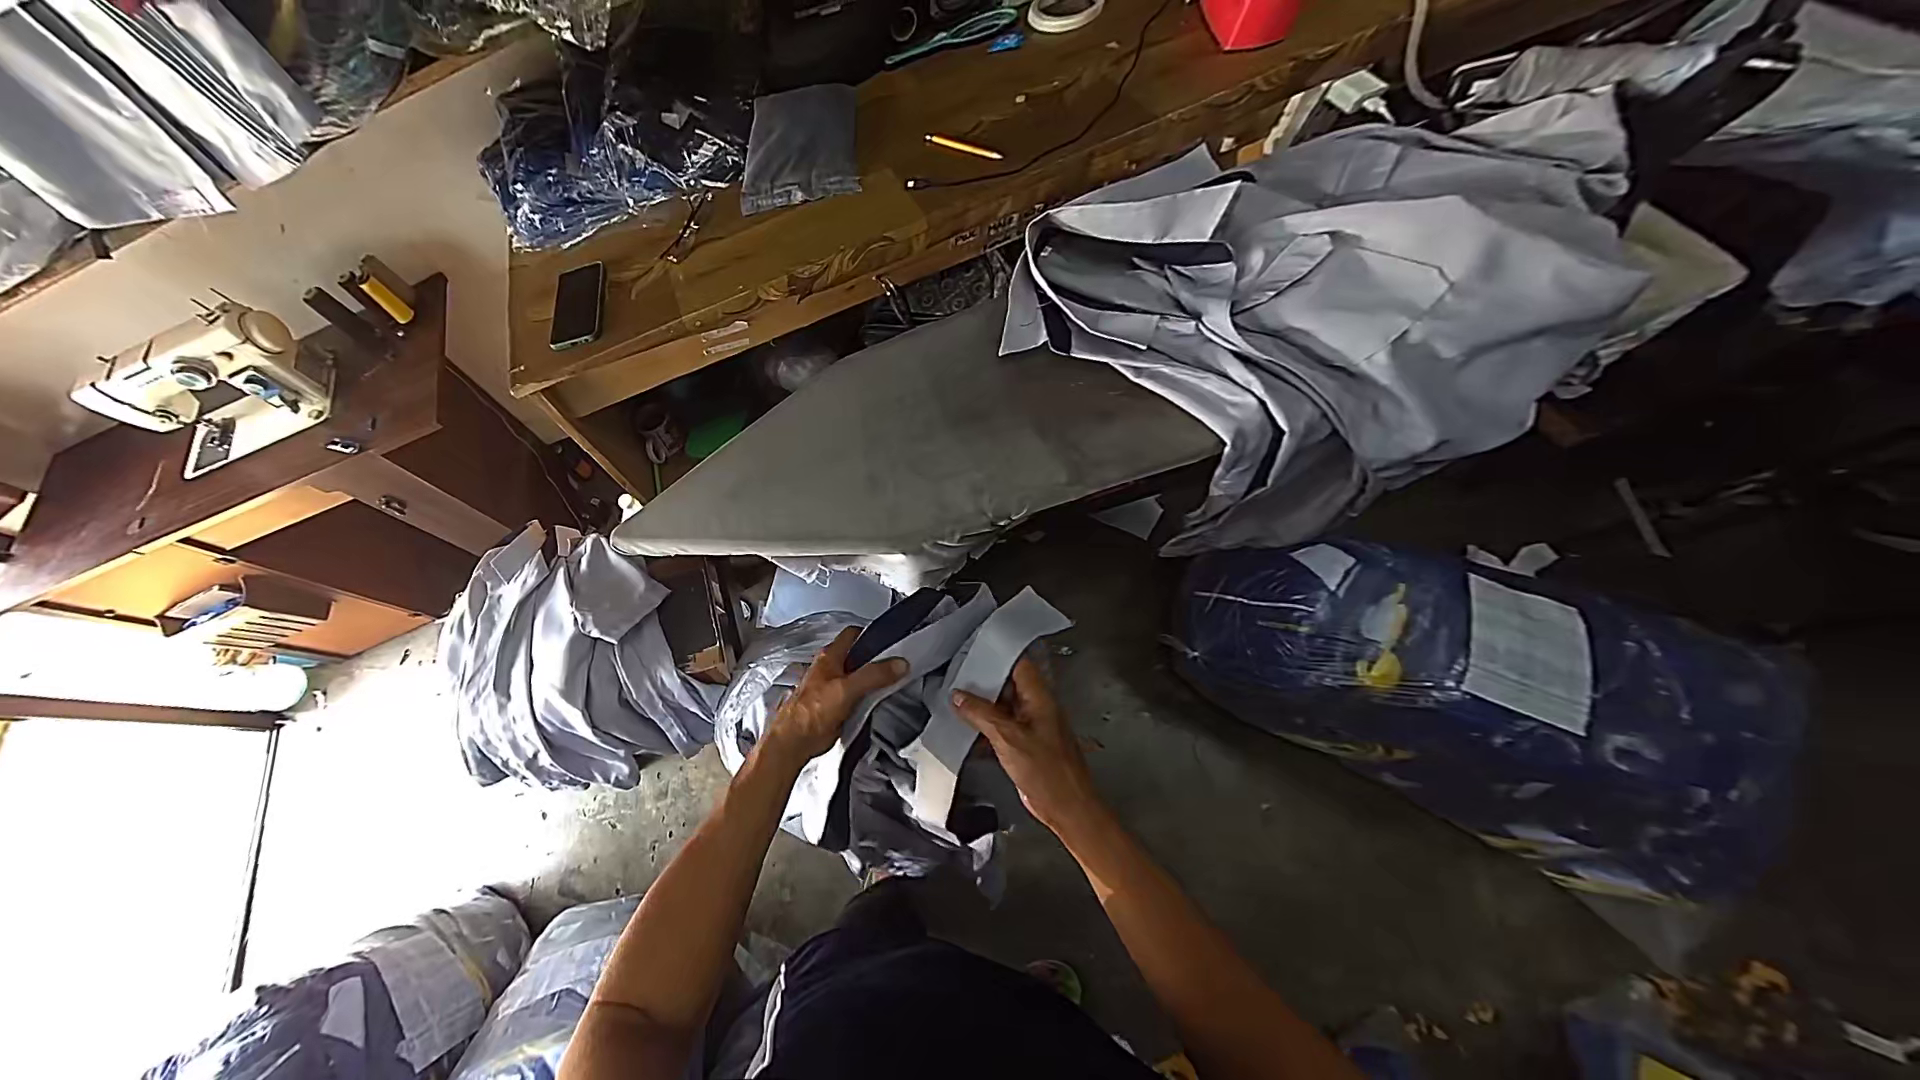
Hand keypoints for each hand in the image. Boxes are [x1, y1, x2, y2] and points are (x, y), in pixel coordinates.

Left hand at [761, 627, 908, 766]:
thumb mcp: (848, 689)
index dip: (871, 634)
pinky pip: (855, 696)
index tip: (890, 642)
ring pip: (856, 677)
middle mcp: (828, 669)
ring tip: (889, 684)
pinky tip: (875, 704)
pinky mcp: (833, 706)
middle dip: (875, 661)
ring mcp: (830, 687)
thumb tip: (898, 664)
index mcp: (829, 657)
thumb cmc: (810, 713)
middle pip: (857, 656)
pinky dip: (866, 698)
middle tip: (894, 665)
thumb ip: (875, 674)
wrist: (794, 742)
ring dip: (871, 681)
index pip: (853, 635)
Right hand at [951, 658, 1102, 833]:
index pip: (1019, 663)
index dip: (997, 655)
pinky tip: (969, 732)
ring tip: (957, 703)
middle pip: (1008, 684)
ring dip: (983, 707)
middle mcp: (1038, 707)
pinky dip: (987, 728)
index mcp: (1040, 698)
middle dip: (984, 682)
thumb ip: (982, 714)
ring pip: (1004, 706)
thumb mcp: (1008, 739)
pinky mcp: (1026, 744)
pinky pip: (1004, 727)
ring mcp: (1032, 726)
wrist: (1067, 808)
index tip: (973, 651)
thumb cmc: (1049, 773)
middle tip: (958, 679)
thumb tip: (959, 697)